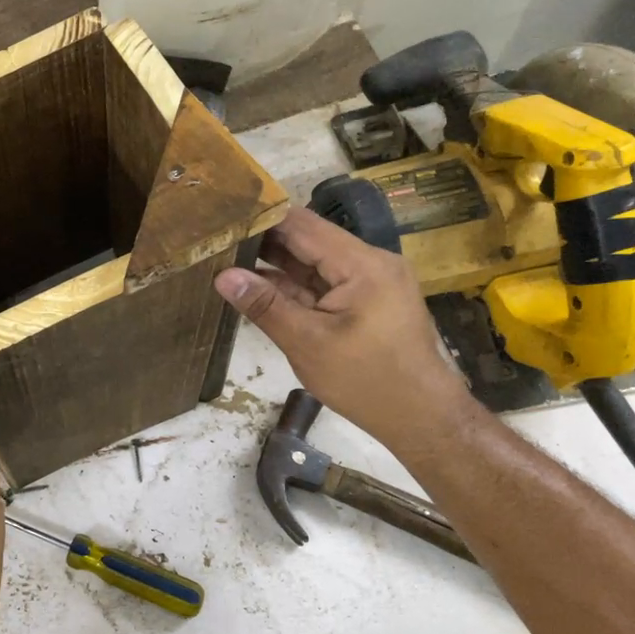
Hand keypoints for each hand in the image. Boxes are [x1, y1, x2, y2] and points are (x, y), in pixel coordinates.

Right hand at [214, 206, 480, 449]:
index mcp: (362, 264)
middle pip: (307, 239)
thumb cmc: (366, 379)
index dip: (262, 217)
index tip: (221, 216)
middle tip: (214, 238)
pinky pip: (321, 282)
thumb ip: (265, 305)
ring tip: (223, 258)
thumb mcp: (307, 342)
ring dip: (272, 263)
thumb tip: (222, 275)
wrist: (420, 416)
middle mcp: (369, 263)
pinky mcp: (364, 301)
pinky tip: (254, 287)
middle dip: (262, 239)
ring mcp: (368, 282)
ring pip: (312, 262)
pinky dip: (290, 284)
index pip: (303, 225)